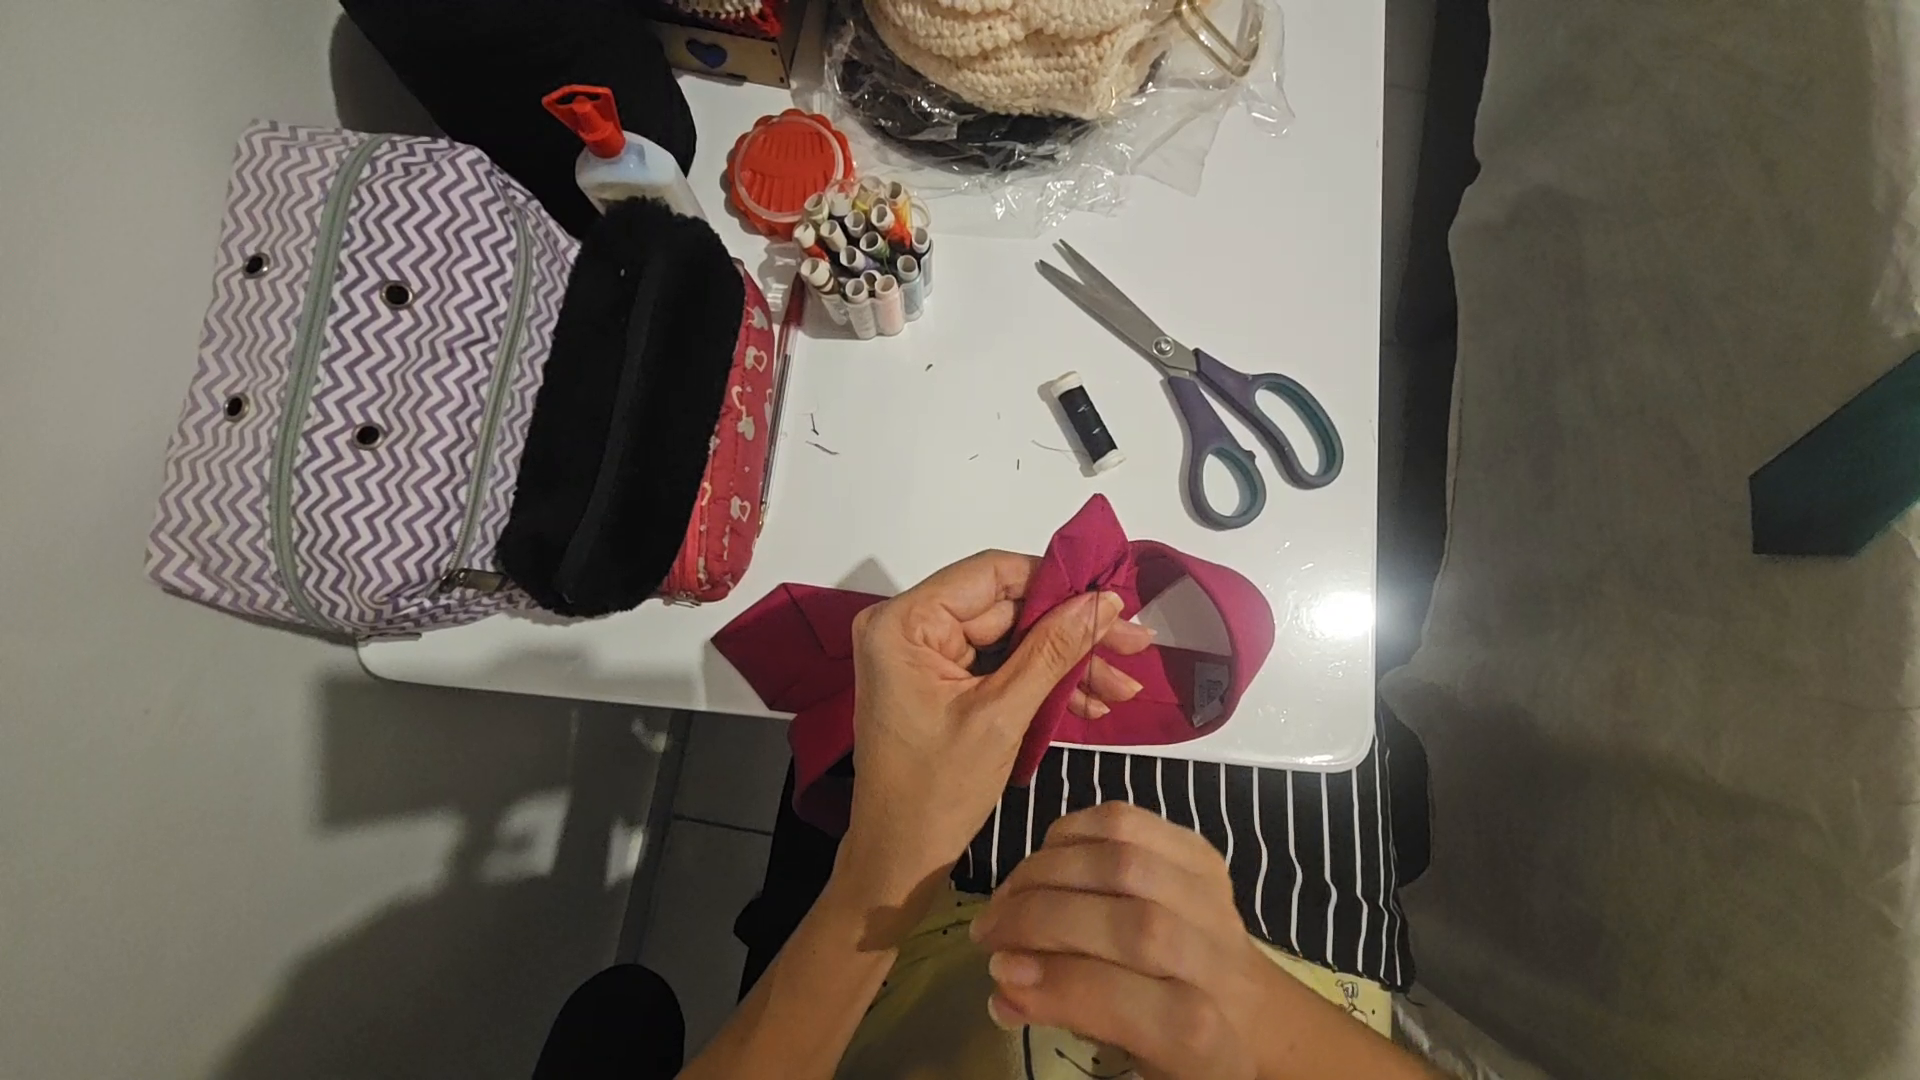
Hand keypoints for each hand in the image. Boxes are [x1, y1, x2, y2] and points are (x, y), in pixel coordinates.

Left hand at [831, 551, 1153, 931]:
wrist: (900, 860)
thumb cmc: (938, 793)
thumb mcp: (1002, 716)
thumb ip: (1053, 650)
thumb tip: (1106, 601)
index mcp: (904, 623)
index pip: (991, 574)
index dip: (1057, 582)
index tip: (1114, 600)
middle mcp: (908, 625)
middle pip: (1007, 607)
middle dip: (1072, 631)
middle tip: (1135, 646)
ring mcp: (925, 652)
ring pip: (1012, 637)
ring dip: (1066, 661)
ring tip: (1123, 685)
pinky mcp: (941, 678)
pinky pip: (1001, 664)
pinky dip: (1042, 680)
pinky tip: (1091, 701)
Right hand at [969, 802, 1274, 1079]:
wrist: (1249, 1008)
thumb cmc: (1177, 1046)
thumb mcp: (1128, 1059)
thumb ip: (1067, 1019)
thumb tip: (1001, 987)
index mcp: (1212, 1043)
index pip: (1145, 1008)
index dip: (1064, 984)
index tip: (1000, 973)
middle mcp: (1223, 965)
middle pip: (1136, 928)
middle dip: (1042, 919)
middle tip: (989, 928)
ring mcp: (1213, 898)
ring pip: (1128, 863)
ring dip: (1049, 870)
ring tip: (1009, 892)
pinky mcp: (1199, 852)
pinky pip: (1130, 821)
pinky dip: (1075, 830)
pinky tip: (1046, 854)